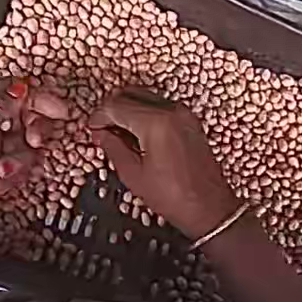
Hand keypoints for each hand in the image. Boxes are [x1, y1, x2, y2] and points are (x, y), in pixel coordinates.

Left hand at [0, 78, 70, 244]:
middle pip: (25, 121)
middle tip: (33, 140)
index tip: (57, 109)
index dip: (35, 98)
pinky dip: (5, 181)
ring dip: (15, 162)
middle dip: (32, 132)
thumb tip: (19, 90)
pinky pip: (19, 174)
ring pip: (25, 150)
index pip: (10, 93)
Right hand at [89, 88, 239, 237]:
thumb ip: (113, 148)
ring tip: (117, 134)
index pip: (116, 106)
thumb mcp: (134, 174)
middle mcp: (171, 110)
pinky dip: (144, 113)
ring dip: (127, 109)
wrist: (209, 207)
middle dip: (112, 109)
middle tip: (101, 130)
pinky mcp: (189, 120)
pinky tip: (136, 134)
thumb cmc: (173, 196)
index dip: (99, 116)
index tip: (92, 129)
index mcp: (156, 122)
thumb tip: (101, 134)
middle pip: (130, 94)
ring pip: (145, 97)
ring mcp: (183, 113)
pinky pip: (160, 105)